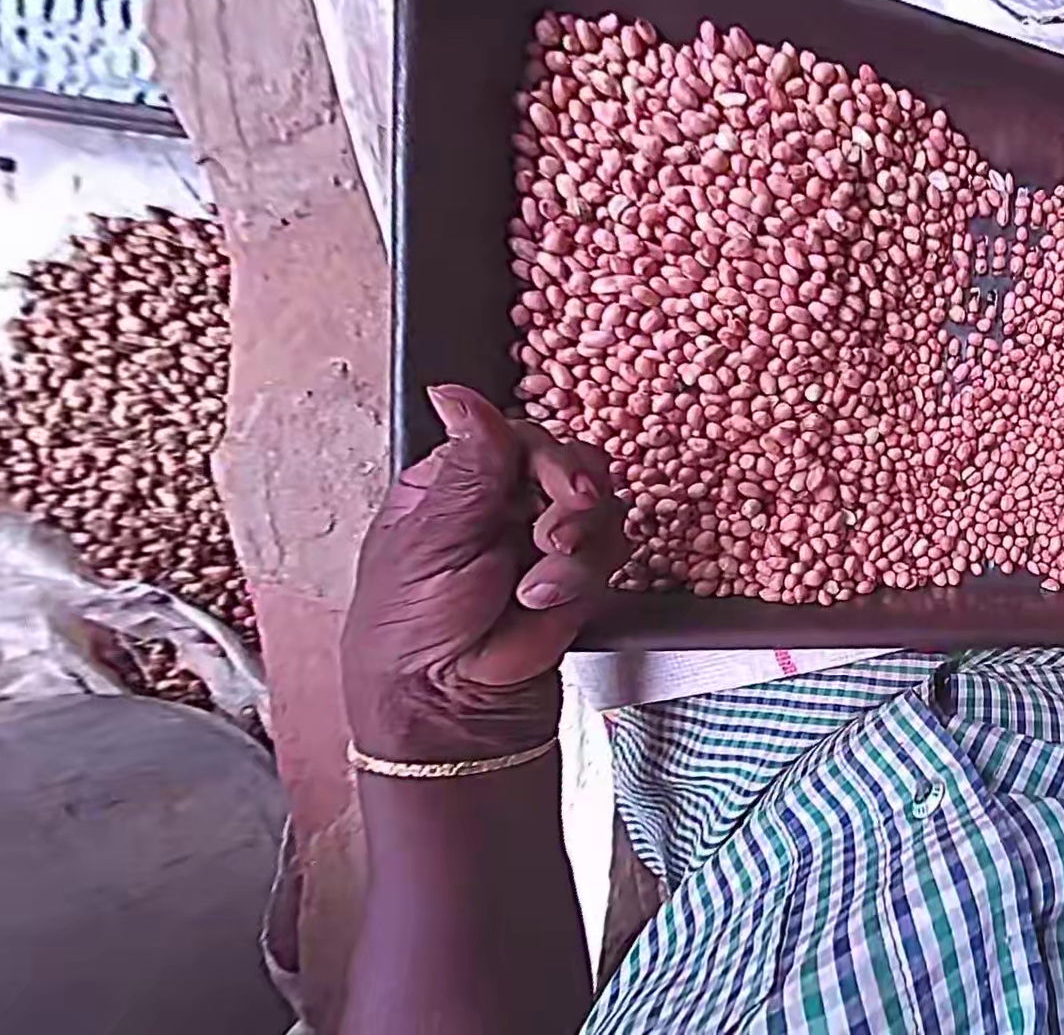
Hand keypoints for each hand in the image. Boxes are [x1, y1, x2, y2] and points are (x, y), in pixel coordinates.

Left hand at [341, 385, 624, 762]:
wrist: (456, 704)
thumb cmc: (414, 628)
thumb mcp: (430, 543)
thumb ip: (465, 469)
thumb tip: (456, 394)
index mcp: (459, 484)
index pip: (522, 438)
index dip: (549, 455)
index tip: (562, 483)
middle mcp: (510, 502)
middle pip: (574, 464)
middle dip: (574, 498)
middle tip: (556, 534)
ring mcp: (551, 535)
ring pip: (603, 506)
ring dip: (577, 547)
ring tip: (538, 585)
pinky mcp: (583, 569)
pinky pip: (613, 546)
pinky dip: (586, 574)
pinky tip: (548, 600)